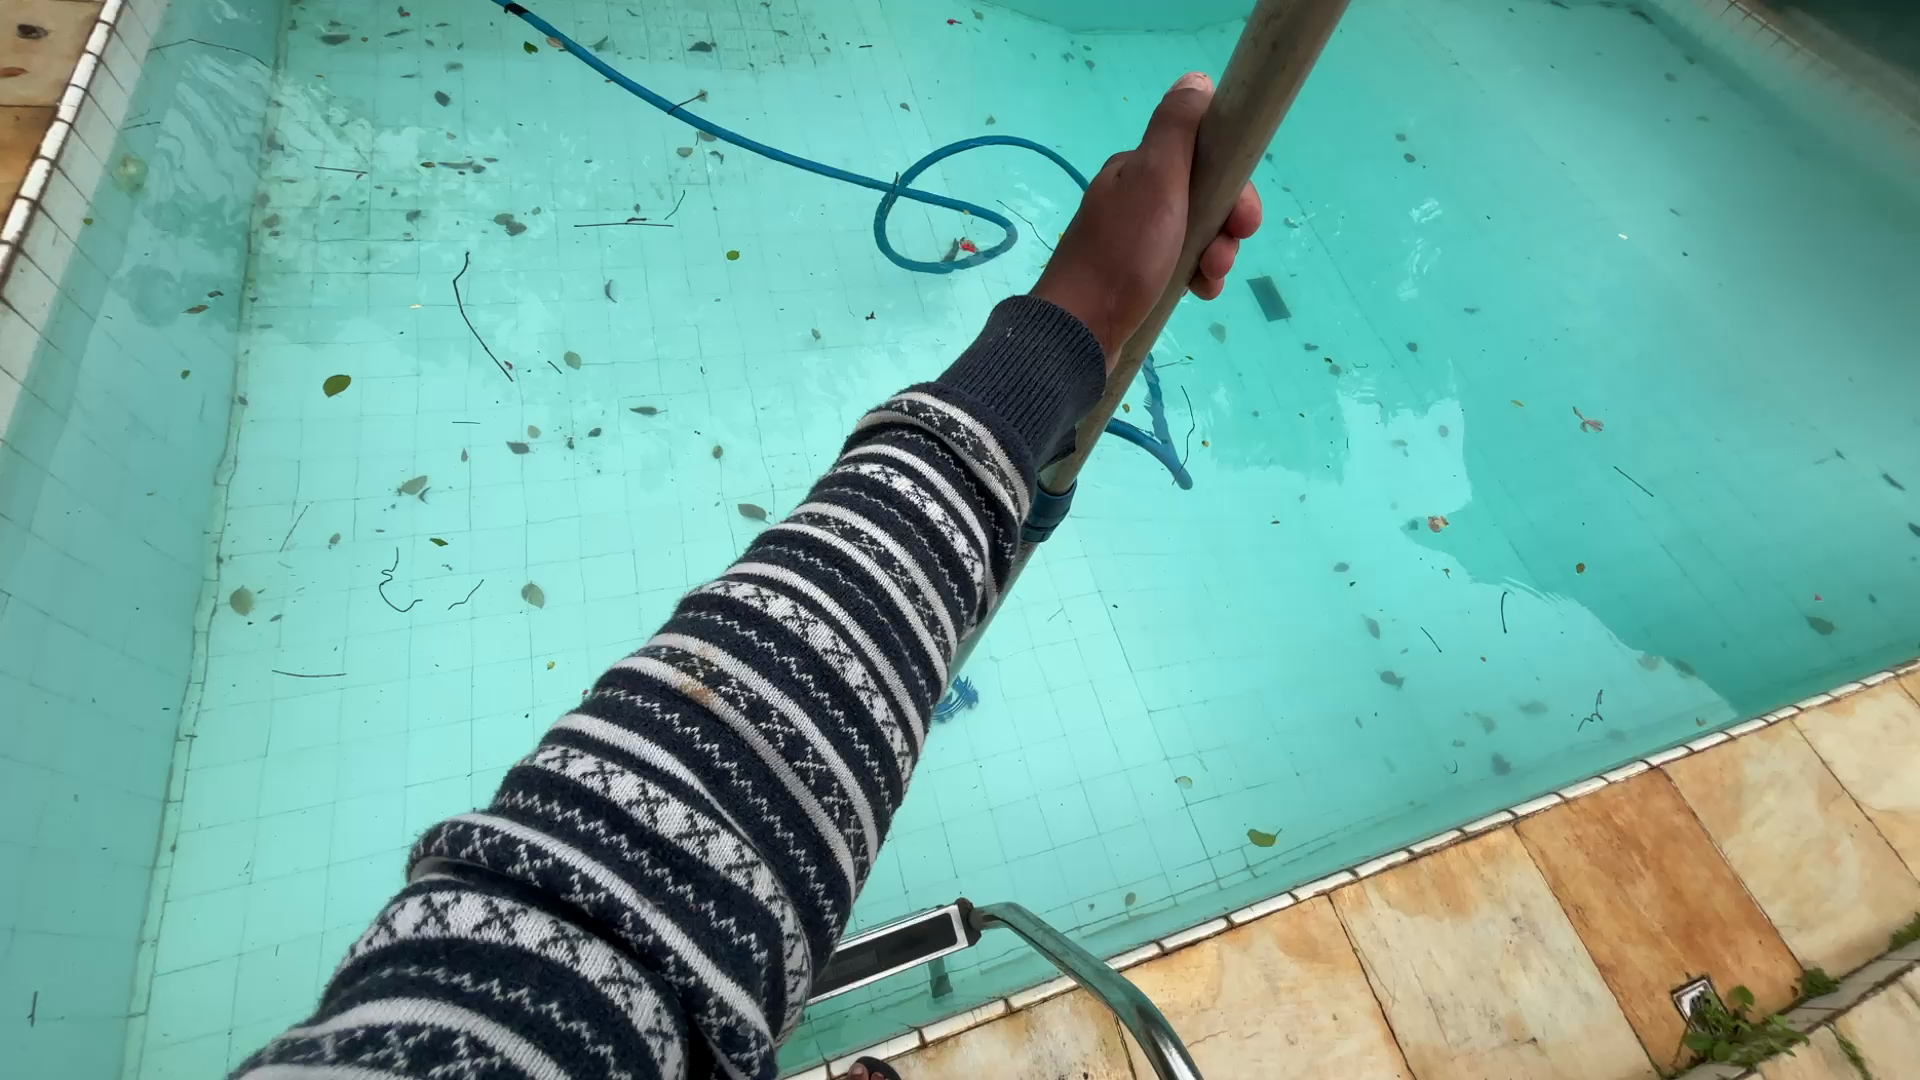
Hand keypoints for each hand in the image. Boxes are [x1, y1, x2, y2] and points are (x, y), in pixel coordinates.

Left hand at [1031, 72, 1262, 368]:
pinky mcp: (1132, 280)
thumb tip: (1196, 83)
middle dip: (1226, 226)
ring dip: (1215, 256)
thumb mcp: (1154, 178)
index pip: (1201, 159)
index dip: (1232, 183)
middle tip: (1225, 253)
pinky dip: (1196, 278)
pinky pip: (1178, 268)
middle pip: (1202, 199)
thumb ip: (1176, 128)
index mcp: (1135, 172)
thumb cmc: (1122, 253)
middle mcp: (1131, 202)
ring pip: (1194, 237)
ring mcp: (1130, 243)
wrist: (1079, 330)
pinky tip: (1199, 293)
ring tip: (1209, 280)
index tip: (1243, 216)